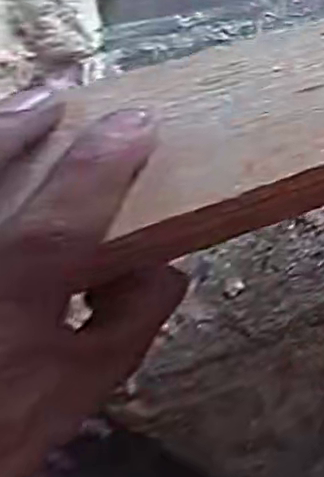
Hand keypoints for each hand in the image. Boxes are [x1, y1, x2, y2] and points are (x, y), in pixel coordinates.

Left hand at [0, 89, 185, 476]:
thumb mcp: (89, 382)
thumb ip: (133, 313)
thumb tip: (155, 260)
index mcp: (8, 303)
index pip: (59, 222)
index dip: (101, 165)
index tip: (140, 120)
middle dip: (13, 133)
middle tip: (59, 93)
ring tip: (17, 110)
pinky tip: (1, 161)